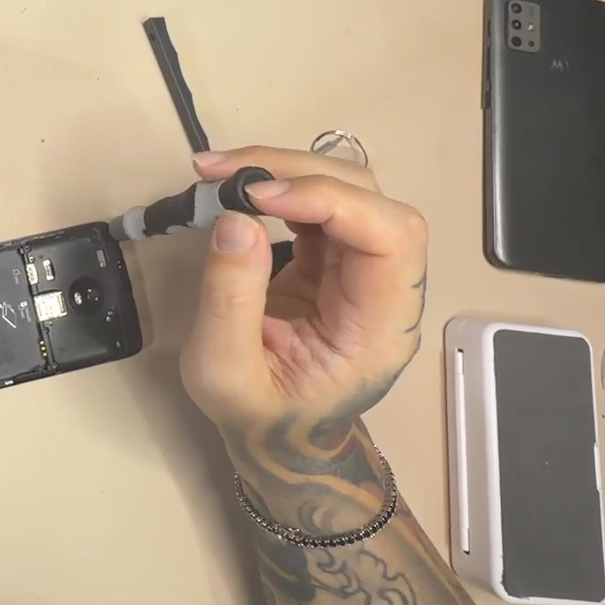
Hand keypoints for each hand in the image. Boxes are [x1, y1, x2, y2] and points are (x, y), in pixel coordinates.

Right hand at [178, 147, 428, 443]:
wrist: (276, 436)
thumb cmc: (257, 416)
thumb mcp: (224, 371)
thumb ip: (230, 299)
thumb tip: (236, 219)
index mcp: (378, 328)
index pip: (389, 239)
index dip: (330, 201)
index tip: (256, 197)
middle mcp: (383, 289)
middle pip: (369, 199)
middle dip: (297, 170)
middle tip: (219, 172)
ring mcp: (359, 271)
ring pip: (343, 190)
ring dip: (281, 168)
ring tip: (215, 171)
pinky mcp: (330, 260)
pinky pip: (314, 205)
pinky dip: (272, 185)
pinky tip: (232, 186)